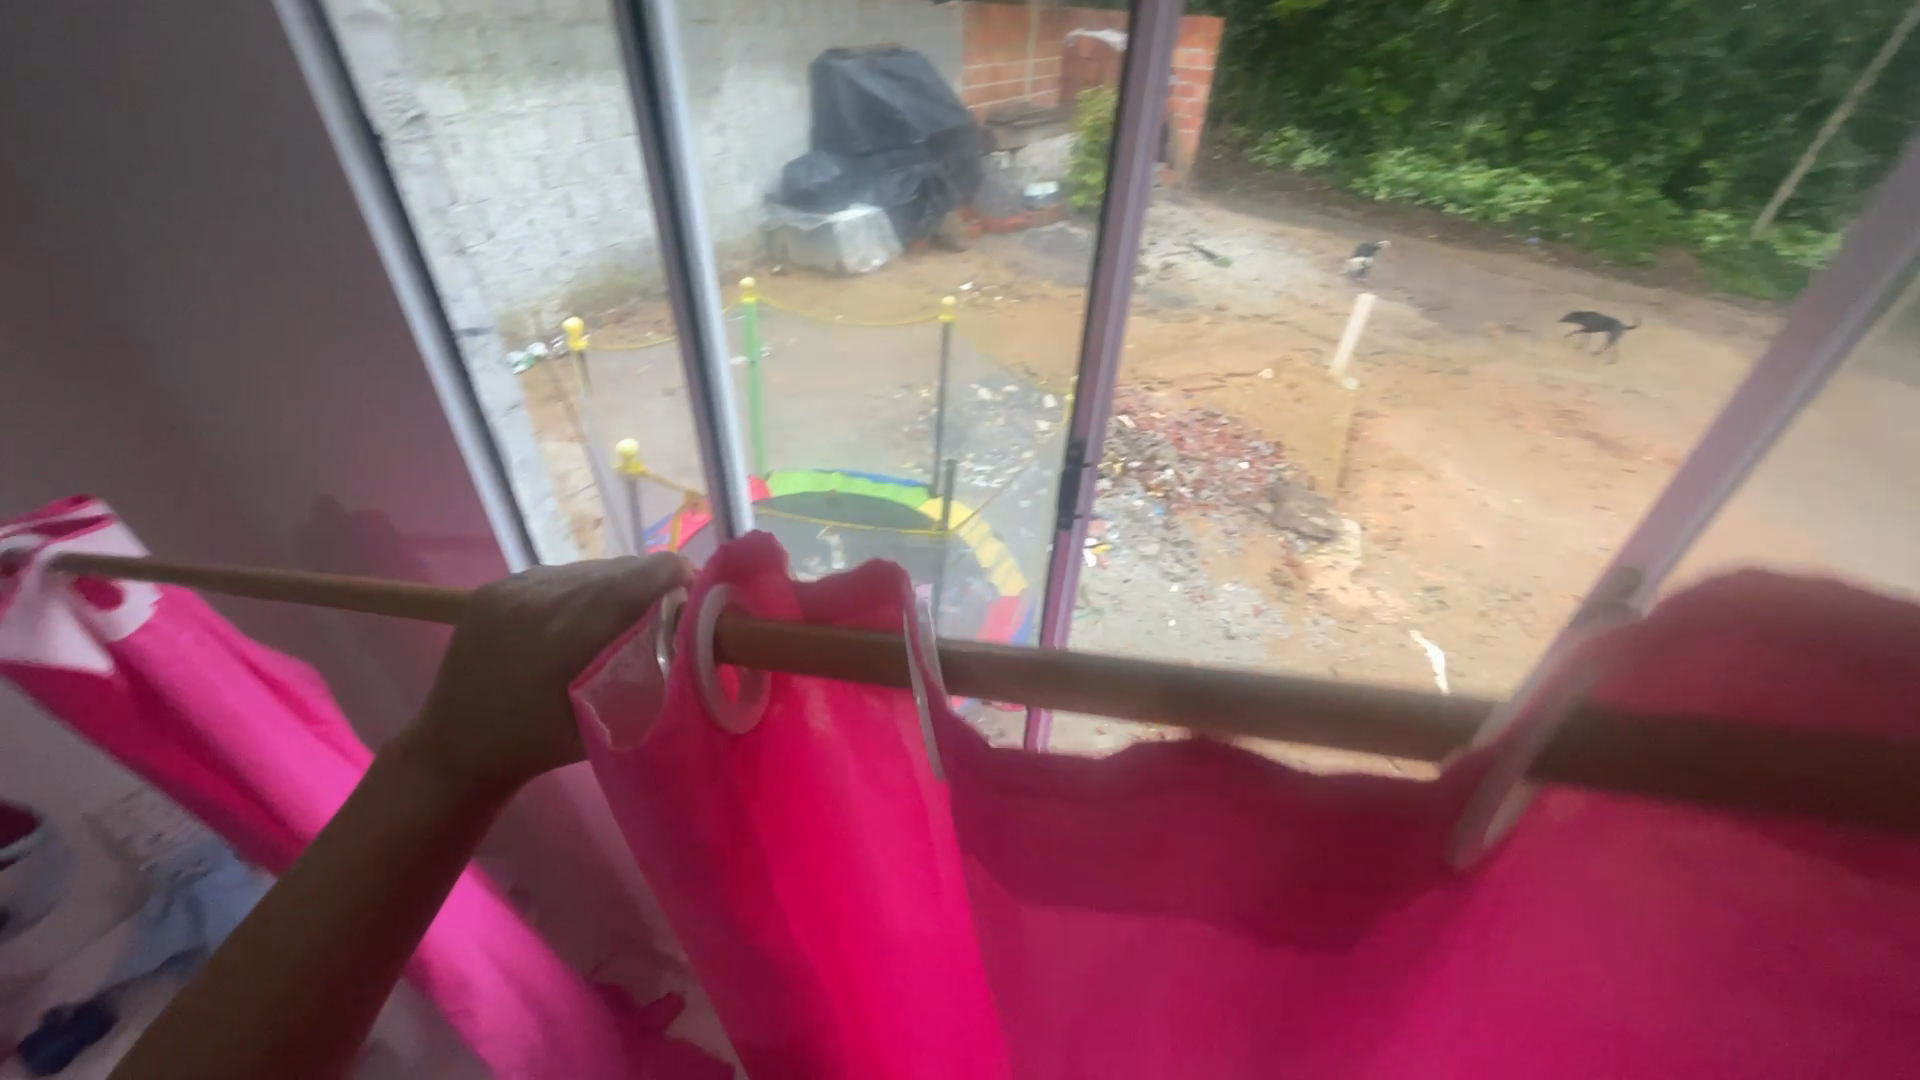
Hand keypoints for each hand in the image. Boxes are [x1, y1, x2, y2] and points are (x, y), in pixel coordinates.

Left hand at [403, 554, 691, 796]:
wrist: (451, 749)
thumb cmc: (535, 747)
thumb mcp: (607, 725)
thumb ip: (651, 683)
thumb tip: (696, 647)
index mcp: (566, 633)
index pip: (639, 577)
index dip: (678, 574)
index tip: (699, 591)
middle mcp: (540, 597)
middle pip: (620, 568)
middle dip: (654, 582)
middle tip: (673, 609)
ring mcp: (514, 588)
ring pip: (592, 567)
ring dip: (620, 584)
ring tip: (629, 614)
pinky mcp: (499, 586)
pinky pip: (563, 573)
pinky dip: (587, 588)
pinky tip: (587, 616)